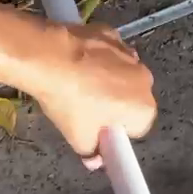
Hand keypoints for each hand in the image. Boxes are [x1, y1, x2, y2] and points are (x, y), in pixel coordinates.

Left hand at [25, 24, 156, 158]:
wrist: (47, 56)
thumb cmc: (68, 101)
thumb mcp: (77, 138)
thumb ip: (92, 153)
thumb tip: (95, 160)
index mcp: (144, 109)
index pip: (134, 129)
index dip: (112, 132)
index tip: (93, 129)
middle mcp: (145, 80)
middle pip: (130, 99)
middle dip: (111, 105)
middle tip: (81, 108)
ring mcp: (129, 52)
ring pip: (120, 74)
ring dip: (105, 79)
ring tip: (73, 83)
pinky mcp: (111, 32)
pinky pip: (107, 51)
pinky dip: (95, 56)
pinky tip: (74, 60)